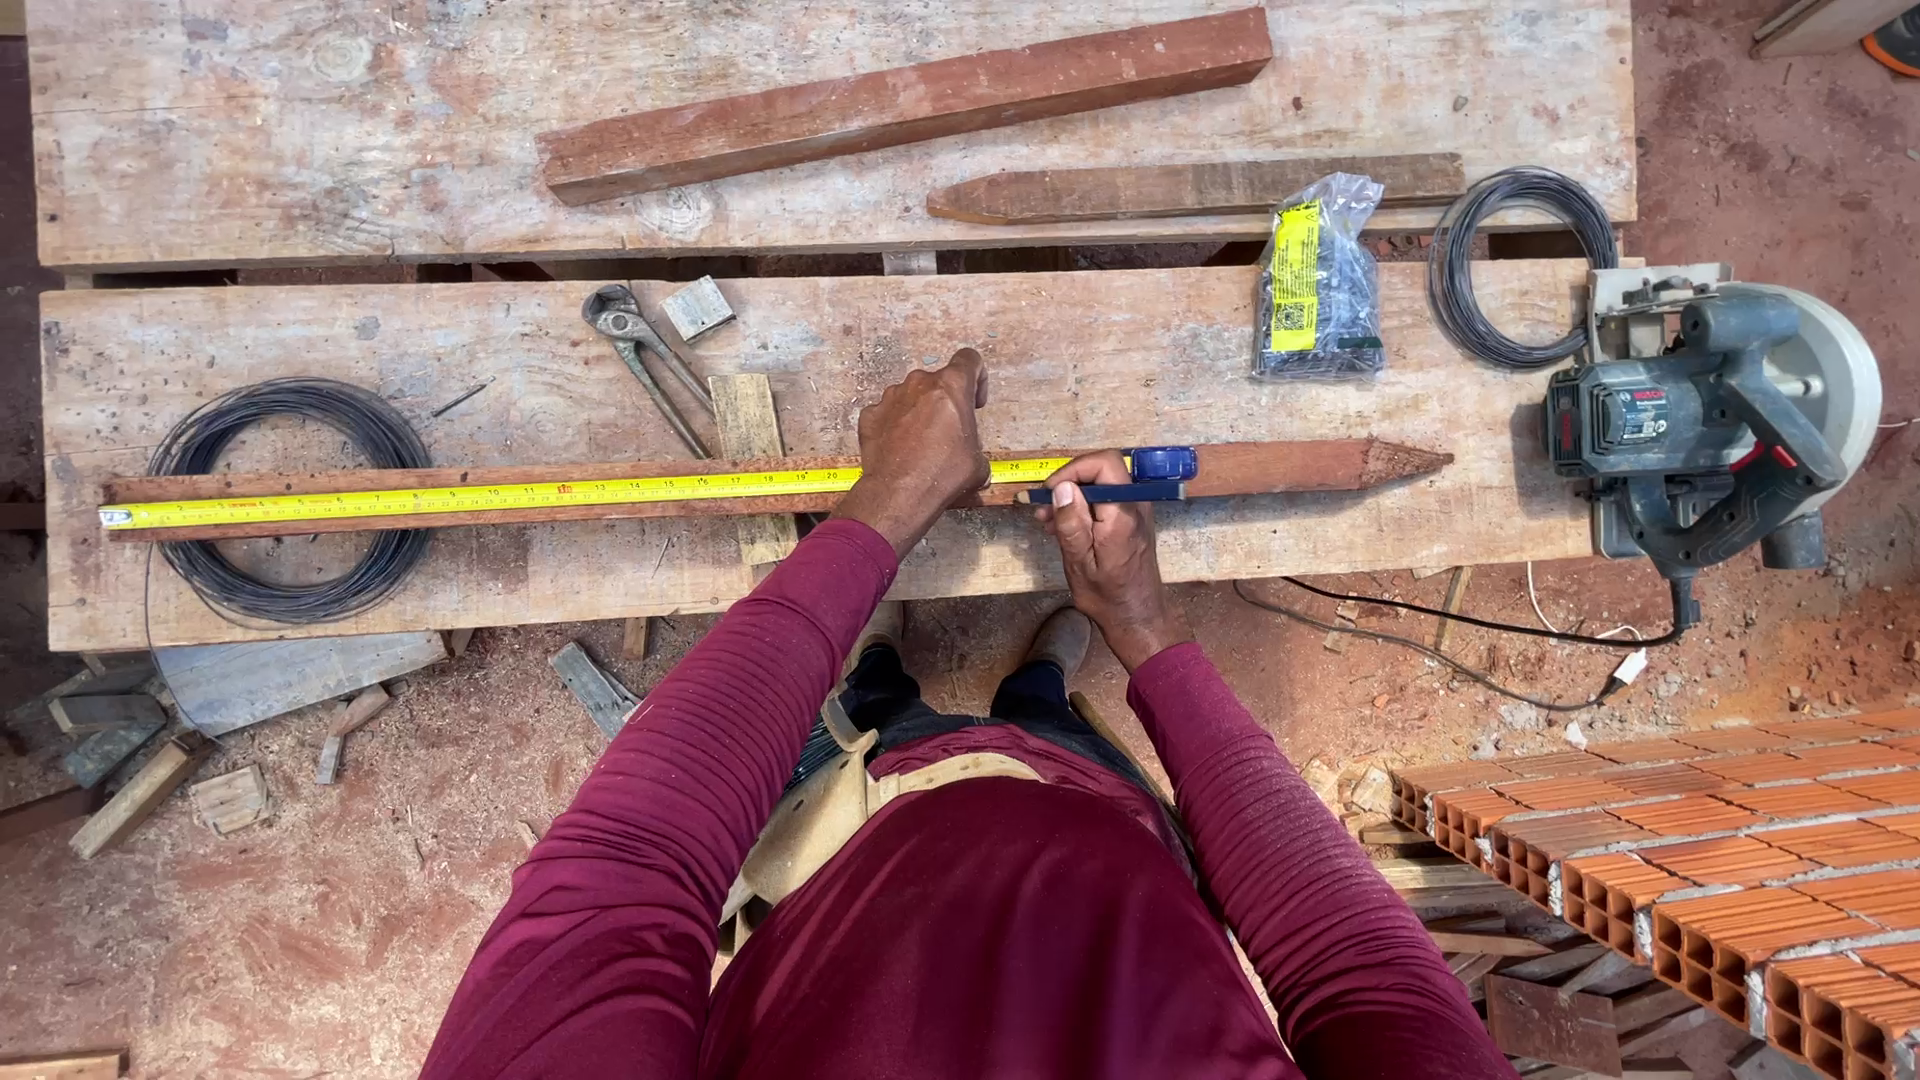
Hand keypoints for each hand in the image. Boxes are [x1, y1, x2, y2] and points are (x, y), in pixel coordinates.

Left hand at [832, 348, 989, 557]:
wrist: (899, 493)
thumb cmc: (942, 474)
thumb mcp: (978, 463)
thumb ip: (976, 447)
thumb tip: (974, 462)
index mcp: (952, 386)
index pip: (970, 359)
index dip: (977, 379)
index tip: (974, 403)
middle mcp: (919, 383)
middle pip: (938, 382)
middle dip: (944, 402)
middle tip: (948, 432)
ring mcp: (891, 397)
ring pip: (910, 396)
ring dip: (918, 413)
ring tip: (921, 444)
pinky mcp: (870, 414)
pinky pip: (887, 414)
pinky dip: (894, 427)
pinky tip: (899, 450)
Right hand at [1033, 451, 1192, 670]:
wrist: (1137, 617)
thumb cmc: (1106, 596)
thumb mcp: (1079, 562)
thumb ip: (1071, 522)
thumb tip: (1062, 486)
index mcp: (1123, 513)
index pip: (1104, 463)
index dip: (1073, 469)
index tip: (1050, 492)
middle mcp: (1136, 505)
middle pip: (1103, 468)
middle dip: (1070, 481)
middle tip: (1044, 507)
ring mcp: (1137, 511)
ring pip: (1103, 483)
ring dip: (1074, 494)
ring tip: (1048, 521)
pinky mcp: (1132, 520)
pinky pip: (1106, 499)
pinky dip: (1084, 505)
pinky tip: (1065, 527)